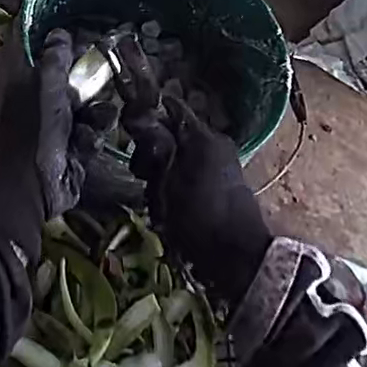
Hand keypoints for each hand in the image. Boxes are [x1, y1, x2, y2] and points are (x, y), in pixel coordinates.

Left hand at [0, 30, 79, 258]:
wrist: (32, 187)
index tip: (93, 50)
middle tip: (91, 95)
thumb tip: (60, 30)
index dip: (76, 52)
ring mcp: (62, 126)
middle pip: (83, 82)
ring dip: (95, 118)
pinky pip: (94, 135)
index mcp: (32, 82)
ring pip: (94, 109)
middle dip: (93, 90)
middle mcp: (47, 101)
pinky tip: (82, 148)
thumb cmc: (34, 130)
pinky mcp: (75, 149)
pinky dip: (90, 140)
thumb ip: (55, 59)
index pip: (59, 56)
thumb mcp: (45, 87)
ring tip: (86, 128)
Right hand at [122, 64, 269, 303]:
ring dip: (162, 174)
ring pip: (179, 156)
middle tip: (142, 177)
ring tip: (157, 202)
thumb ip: (156, 146)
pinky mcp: (222, 183)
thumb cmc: (200, 217)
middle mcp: (215, 142)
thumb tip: (139, 116)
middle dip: (152, 154)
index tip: (128, 130)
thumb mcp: (169, 181)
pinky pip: (190, 172)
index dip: (146, 113)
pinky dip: (176, 185)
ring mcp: (221, 163)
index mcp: (203, 136)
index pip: (170, 107)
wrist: (238, 258)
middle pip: (173, 133)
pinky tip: (168, 210)